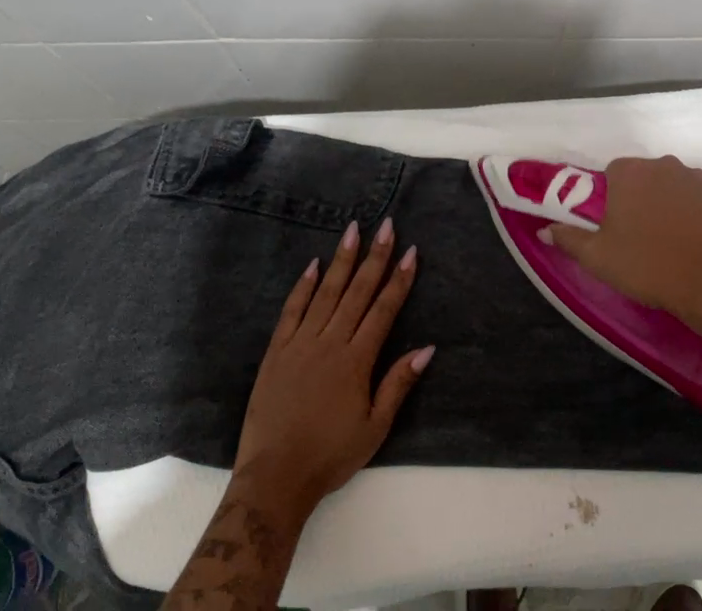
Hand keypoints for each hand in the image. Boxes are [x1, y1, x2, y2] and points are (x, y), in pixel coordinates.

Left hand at [232, 218, 431, 516]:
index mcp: (357, 361)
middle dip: (374, 257)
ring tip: (353, 231)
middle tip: (386, 226)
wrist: (275, 475)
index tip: (411, 252)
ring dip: (341, 261)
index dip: (399, 280)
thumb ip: (398, 384)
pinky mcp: (276, 351)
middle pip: (357, 292)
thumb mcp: (375, 427)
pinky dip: (304, 286)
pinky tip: (313, 266)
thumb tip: (426, 348)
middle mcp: (330, 344)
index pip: (383, 310)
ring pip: (326, 293)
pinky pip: (292, 310)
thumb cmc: (331, 455)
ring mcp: (300, 344)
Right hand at [545, 155, 701, 328]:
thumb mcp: (598, 257)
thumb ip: (569, 239)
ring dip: (664, 209)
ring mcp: (698, 180)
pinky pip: (695, 204)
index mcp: (631, 171)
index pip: (610, 174)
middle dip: (636, 201)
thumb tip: (544, 230)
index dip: (607, 200)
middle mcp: (665, 165)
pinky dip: (689, 219)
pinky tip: (689, 248)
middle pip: (642, 179)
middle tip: (633, 239)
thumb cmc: (649, 265)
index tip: (610, 228)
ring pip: (670, 190)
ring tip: (663, 246)